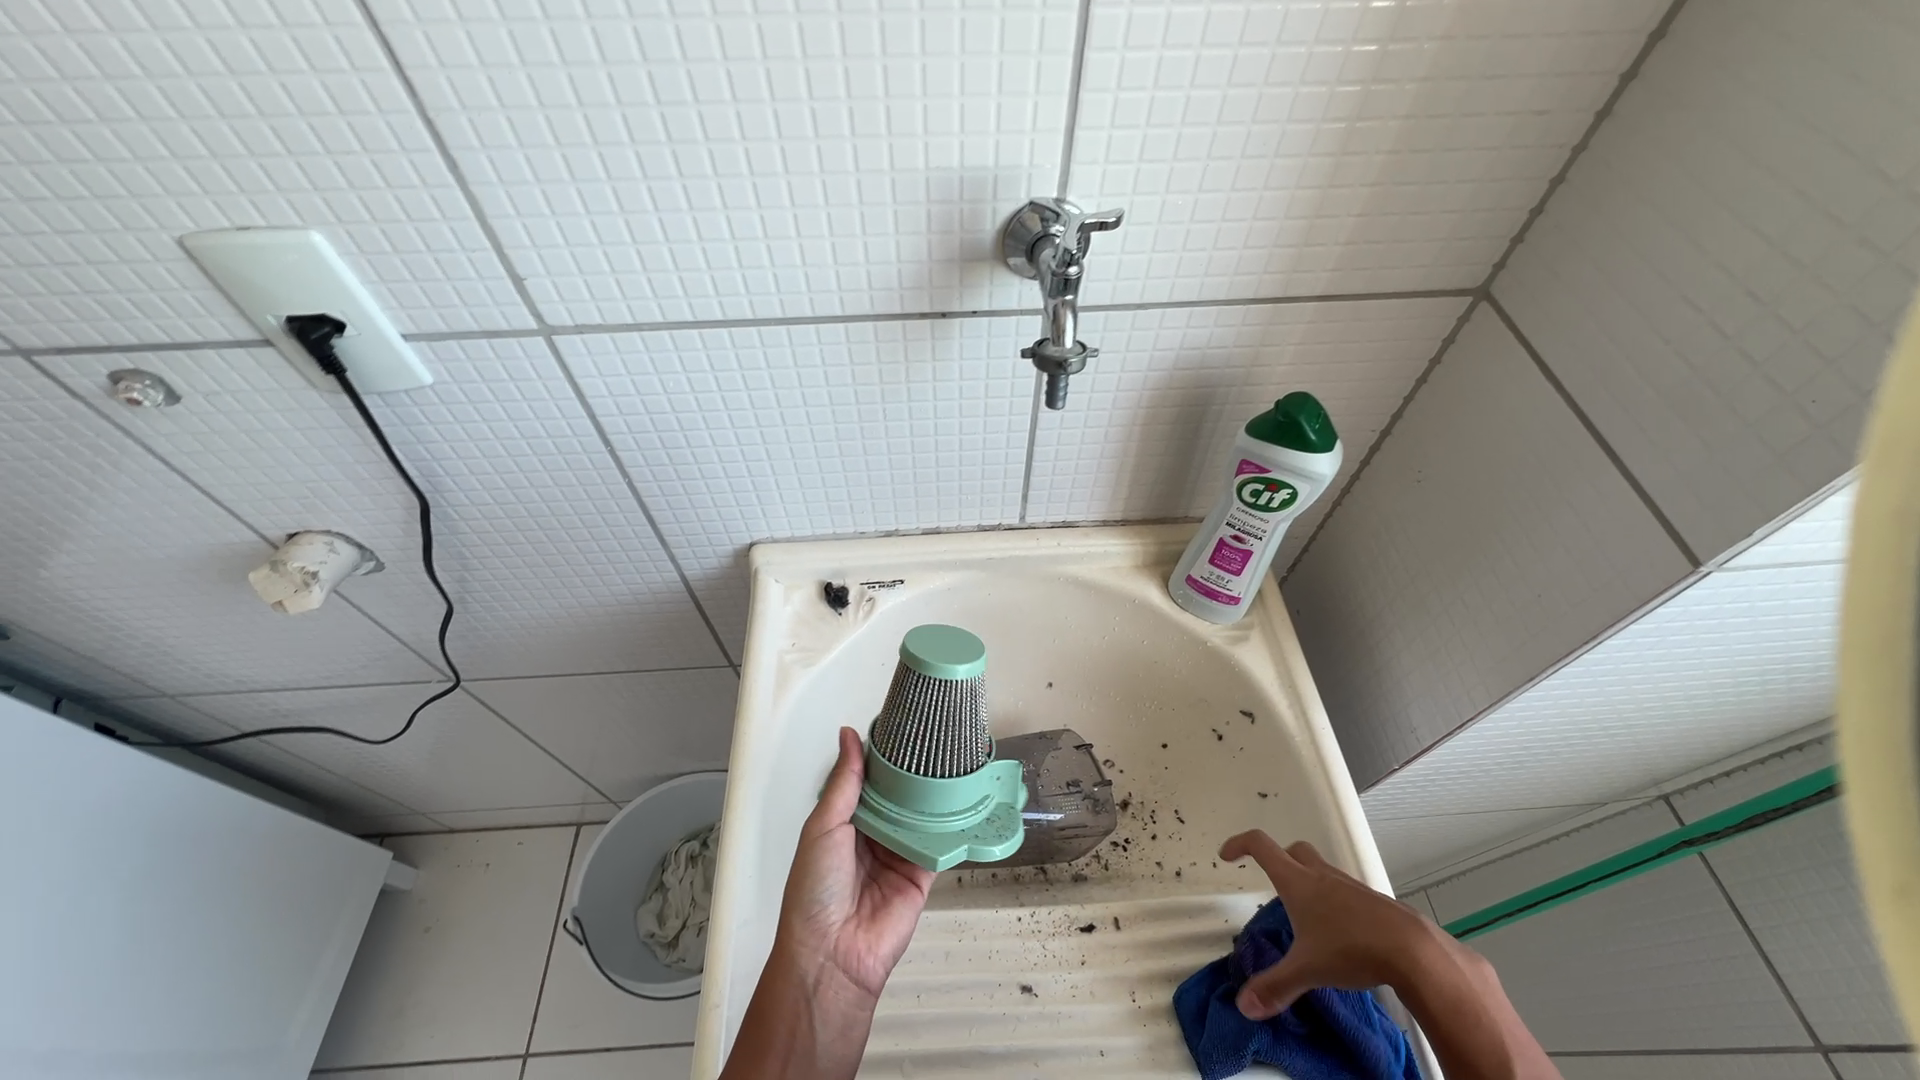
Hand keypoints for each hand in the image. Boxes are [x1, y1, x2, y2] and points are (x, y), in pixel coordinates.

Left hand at [775, 726, 935, 1003]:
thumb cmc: (813, 893)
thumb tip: (848, 736)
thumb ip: (844, 781)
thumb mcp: (823, 826)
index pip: (869, 780)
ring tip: (951, 765)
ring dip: (933, 798)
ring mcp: (898, 854)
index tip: (902, 730)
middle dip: (913, 775)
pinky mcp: (921, 875)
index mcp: (844, 821)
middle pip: (899, 797)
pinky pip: (939, 845)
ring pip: (921, 817)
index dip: (884, 757)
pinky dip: (949, 828)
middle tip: (933, 744)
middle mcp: (872, 835)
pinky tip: (962, 804)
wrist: (833, 954)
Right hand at [1219, 830, 1448, 1019]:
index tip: (1227, 855)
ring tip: (1306, 918)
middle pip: (1294, 850)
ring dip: (1308, 882)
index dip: (1239, 844)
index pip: (1261, 845)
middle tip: (1272, 884)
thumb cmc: (1352, 948)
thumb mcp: (1307, 970)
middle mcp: (1322, 876)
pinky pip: (1344, 891)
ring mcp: (1350, 886)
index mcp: (1298, 882)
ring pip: (1321, 870)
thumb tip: (1244, 1006)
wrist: (1414, 950)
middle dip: (1279, 859)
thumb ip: (1275, 986)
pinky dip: (1334, 901)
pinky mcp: (1372, 901)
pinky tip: (1339, 932)